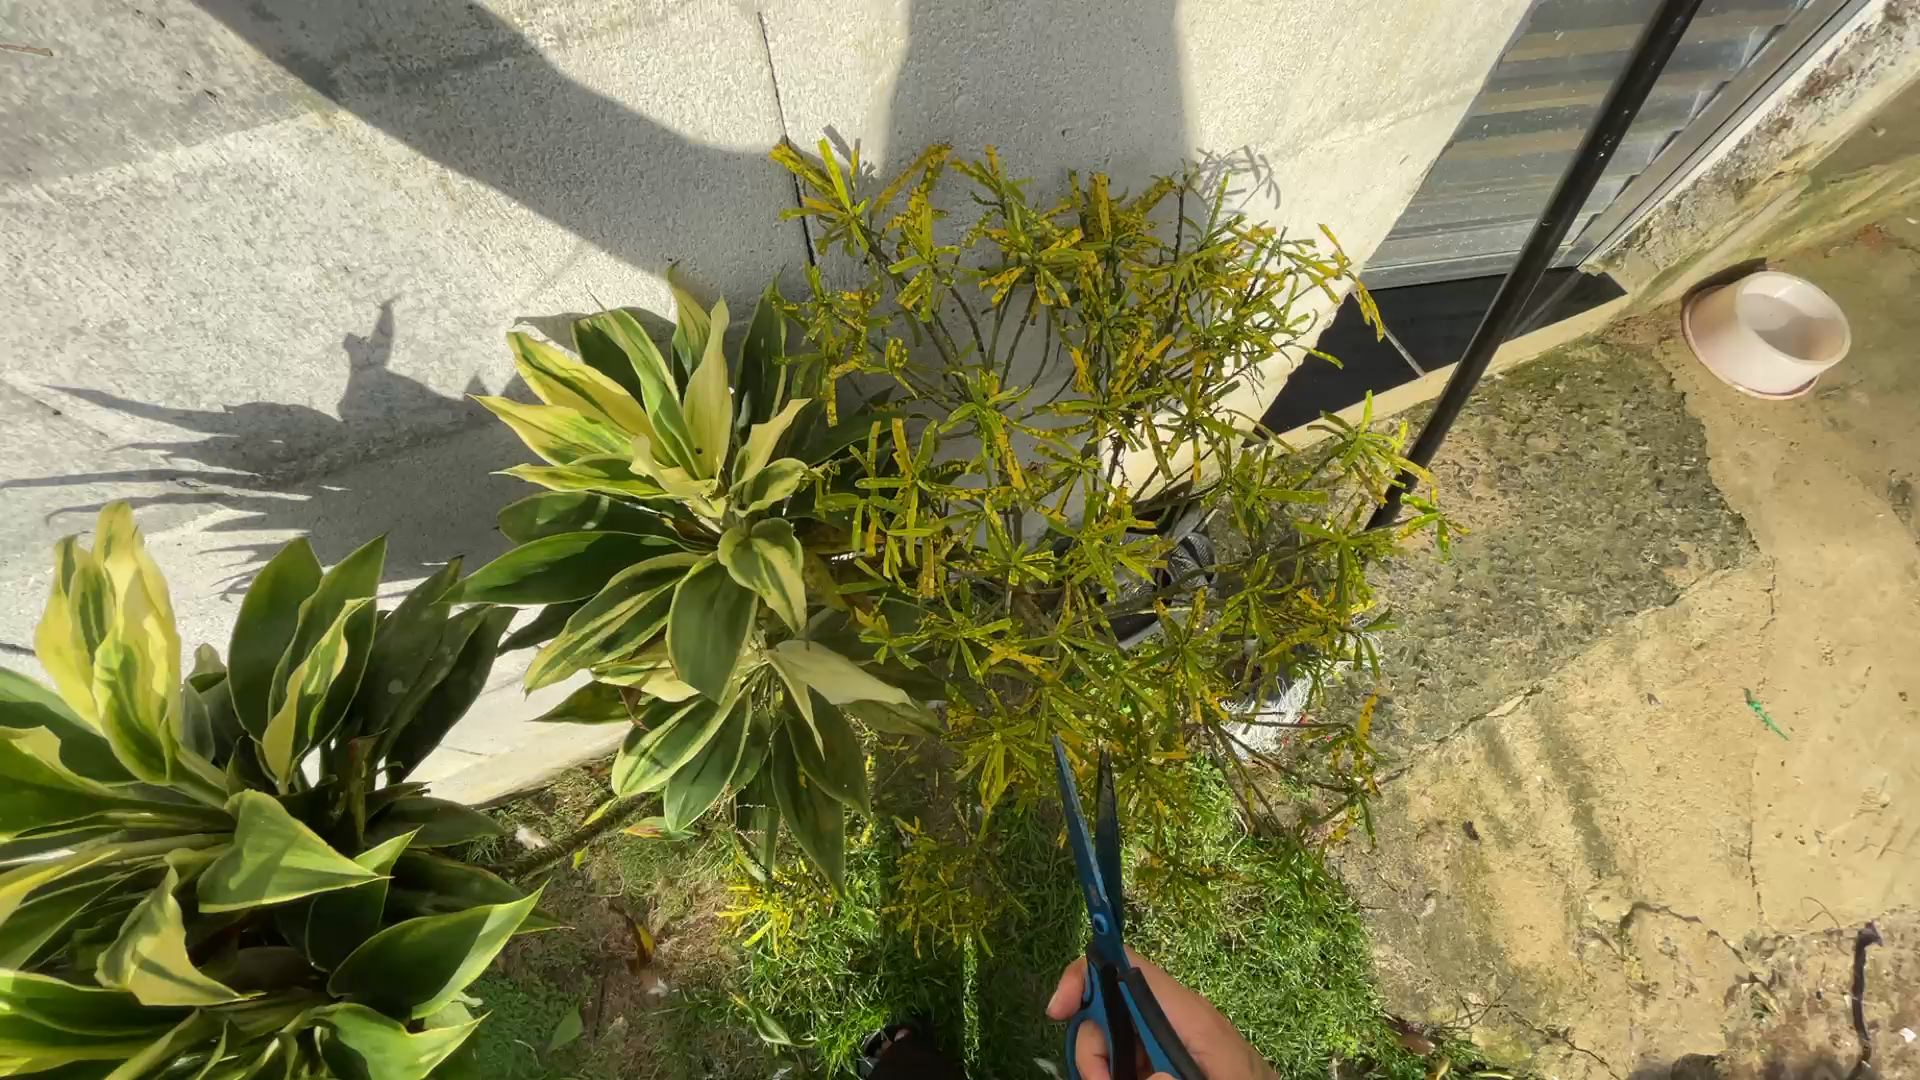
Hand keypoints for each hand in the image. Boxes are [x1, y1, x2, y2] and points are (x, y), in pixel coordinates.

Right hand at [1046, 950, 1275, 1079]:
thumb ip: (1182, 1079)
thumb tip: (1146, 1074)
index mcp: (1186, 1012)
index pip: (1125, 964)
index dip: (1084, 974)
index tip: (1058, 1010)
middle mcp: (1172, 1018)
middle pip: (1107, 1007)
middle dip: (1091, 1045)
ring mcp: (1169, 1042)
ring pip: (1111, 1038)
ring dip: (1101, 1066)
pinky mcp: (1167, 1062)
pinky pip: (1127, 1057)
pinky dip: (1115, 1072)